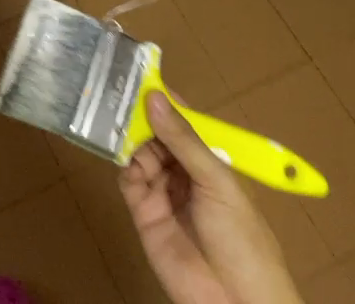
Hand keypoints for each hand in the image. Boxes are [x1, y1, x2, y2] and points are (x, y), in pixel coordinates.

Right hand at [118, 91, 303, 303]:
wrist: (235, 303)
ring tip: (112, 118)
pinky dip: (122, 164)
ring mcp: (163, 191)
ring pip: (140, 152)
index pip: (184, 121)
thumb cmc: (241, 237)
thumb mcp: (218, 183)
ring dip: (129, 136)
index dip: (165, 99)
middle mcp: (185, 171)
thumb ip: (183, 140)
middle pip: (156, 134)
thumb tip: (153, 96)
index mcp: (211, 161)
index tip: (139, 72)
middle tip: (115, 92)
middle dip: (139, 114)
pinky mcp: (143, 213)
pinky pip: (129, 180)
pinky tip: (120, 154)